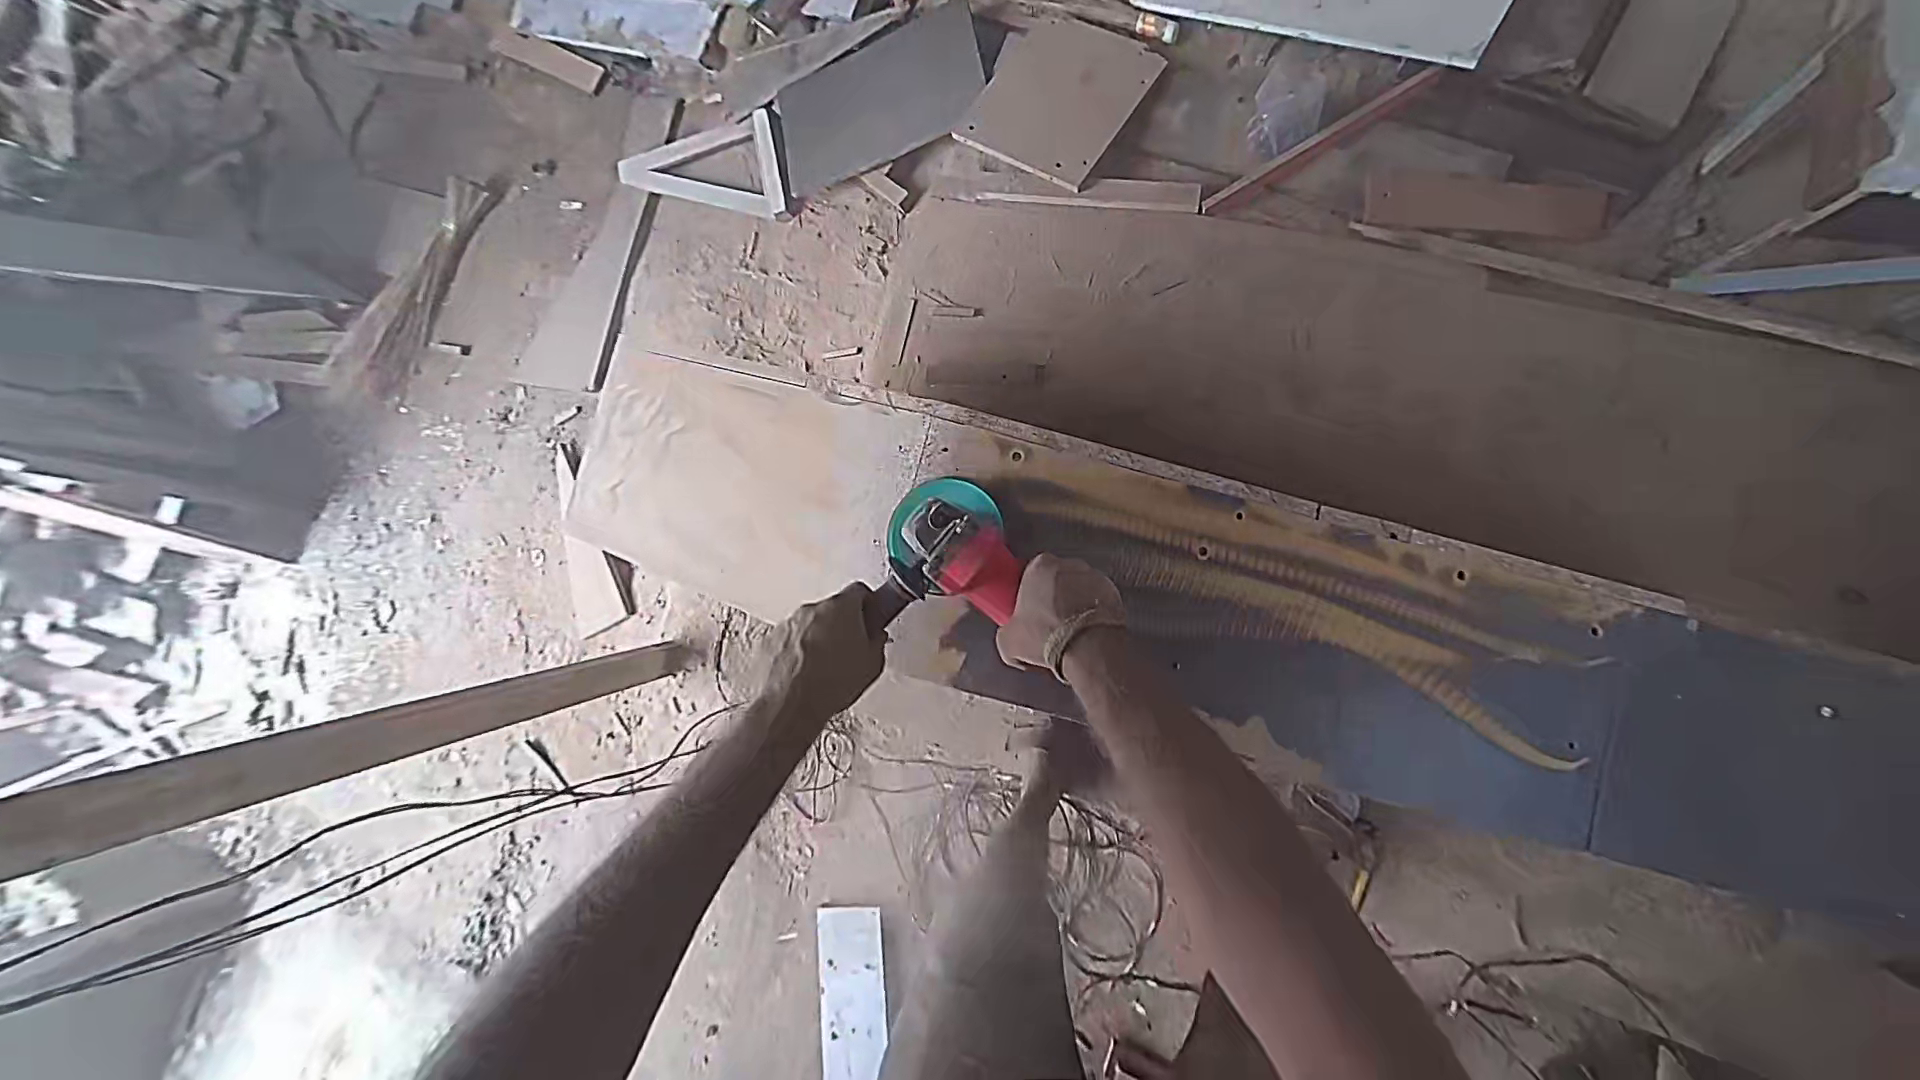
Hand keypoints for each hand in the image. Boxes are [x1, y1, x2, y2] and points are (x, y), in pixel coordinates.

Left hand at [757, 583, 885, 715]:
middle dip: (841, 624)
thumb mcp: (872, 665)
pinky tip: (805, 673)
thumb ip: (876, 641)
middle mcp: (812, 610)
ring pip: (809, 624)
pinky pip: (789, 640)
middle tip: (850, 647)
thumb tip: (875, 638)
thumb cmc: (828, 685)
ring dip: (817, 638)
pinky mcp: (770, 641)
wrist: (790, 707)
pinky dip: (796, 651)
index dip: (867, 603)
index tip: (870, 614)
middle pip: (832, 608)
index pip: (859, 591)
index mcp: (841, 608)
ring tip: (826, 667)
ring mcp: (788, 624)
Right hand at [996, 554, 1125, 674]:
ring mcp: (1096, 576)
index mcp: (1040, 565)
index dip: (1028, 594)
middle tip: (1048, 625)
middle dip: (1053, 598)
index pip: (1029, 574)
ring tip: (1070, 633)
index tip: (1027, 613)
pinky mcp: (1115, 593)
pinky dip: (1093, 615)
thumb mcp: (1008, 641)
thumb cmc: (1045, 637)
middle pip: (1056, 580)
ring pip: (1079, 590)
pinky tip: (1087, 635)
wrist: (1089, 650)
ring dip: (1074, 606)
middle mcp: (1070, 563)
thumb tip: (1011, 638)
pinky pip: (1098, 603)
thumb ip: (1006, 632)